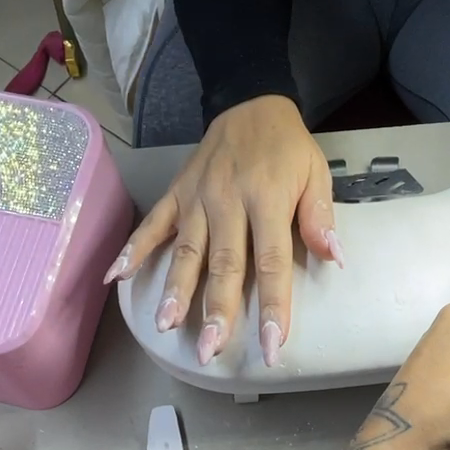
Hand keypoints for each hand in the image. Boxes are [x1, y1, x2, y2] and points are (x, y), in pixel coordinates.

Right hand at [104, 95, 339, 367]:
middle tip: (208, 349)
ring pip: (186, 250)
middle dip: (216, 310)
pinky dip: (133, 249)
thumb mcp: (317, 172)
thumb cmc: (288, 147)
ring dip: (175, 289)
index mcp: (268, 200)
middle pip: (223, 264)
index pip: (273, 263)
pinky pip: (152, 223)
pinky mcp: (176, 193)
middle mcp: (228, 202)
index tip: (272, 347)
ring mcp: (197, 198)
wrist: (251, 101)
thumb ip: (319, 216)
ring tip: (166, 324)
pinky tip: (115, 276)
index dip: (272, 308)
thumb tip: (334, 259)